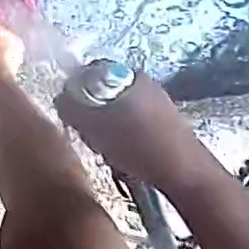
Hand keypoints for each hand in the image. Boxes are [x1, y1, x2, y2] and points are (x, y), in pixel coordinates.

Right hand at [56, 72, 222, 195]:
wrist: (187, 176)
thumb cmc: (136, 145)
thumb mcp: (91, 126)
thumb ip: (69, 107)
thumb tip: (60, 99)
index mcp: (127, 75)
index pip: (87, 71)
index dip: (73, 90)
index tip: (69, 112)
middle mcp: (143, 82)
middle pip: (100, 90)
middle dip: (88, 109)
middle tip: (84, 130)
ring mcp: (158, 101)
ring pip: (115, 106)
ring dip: (104, 123)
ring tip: (102, 144)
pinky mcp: (167, 122)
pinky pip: (132, 119)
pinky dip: (121, 131)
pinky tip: (121, 151)